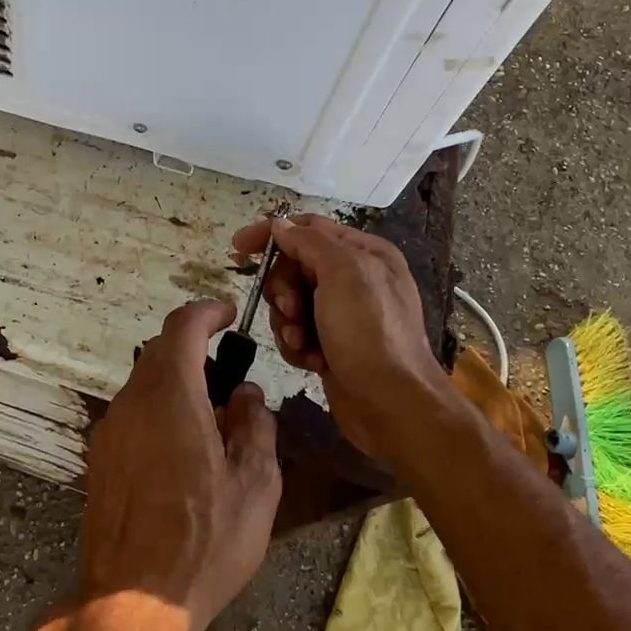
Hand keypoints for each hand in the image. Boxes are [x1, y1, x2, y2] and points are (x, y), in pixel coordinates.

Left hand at [0, 300, 280, 630]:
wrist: (133, 600)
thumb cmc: (205, 542)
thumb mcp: (255, 485)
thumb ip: (255, 426)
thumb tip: (246, 393)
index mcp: (170, 396)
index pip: (181, 326)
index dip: (206, 312)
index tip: (227, 315)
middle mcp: (131, 403)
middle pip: (161, 355)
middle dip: (196, 354)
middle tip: (231, 381)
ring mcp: (109, 432)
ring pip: (145, 387)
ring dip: (178, 388)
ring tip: (213, 426)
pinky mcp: (100, 460)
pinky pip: (133, 416)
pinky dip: (160, 414)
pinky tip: (183, 457)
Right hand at [232, 214, 446, 463]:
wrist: (392, 404)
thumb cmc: (370, 332)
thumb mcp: (343, 274)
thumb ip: (309, 243)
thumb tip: (279, 226)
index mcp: (365, 253)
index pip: (308, 229)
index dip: (271, 235)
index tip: (238, 250)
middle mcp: (355, 279)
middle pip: (294, 268)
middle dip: (284, 290)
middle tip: (291, 310)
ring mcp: (343, 315)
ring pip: (290, 304)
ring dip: (288, 323)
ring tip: (303, 342)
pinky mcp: (332, 346)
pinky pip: (297, 334)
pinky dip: (297, 346)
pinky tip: (311, 361)